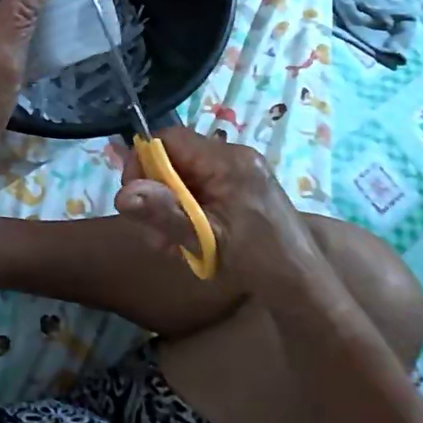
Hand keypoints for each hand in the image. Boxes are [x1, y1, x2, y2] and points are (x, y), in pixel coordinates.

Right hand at [113, 128, 328, 297]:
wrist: (301, 283)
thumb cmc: (256, 258)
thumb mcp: (205, 237)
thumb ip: (164, 213)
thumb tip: (122, 194)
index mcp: (228, 160)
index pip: (170, 138)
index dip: (145, 161)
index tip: (135, 195)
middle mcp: (235, 156)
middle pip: (176, 158)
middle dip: (157, 193)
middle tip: (155, 233)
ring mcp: (240, 172)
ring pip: (186, 177)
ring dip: (171, 209)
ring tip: (172, 245)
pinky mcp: (242, 189)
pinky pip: (203, 189)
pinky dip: (189, 212)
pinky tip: (190, 242)